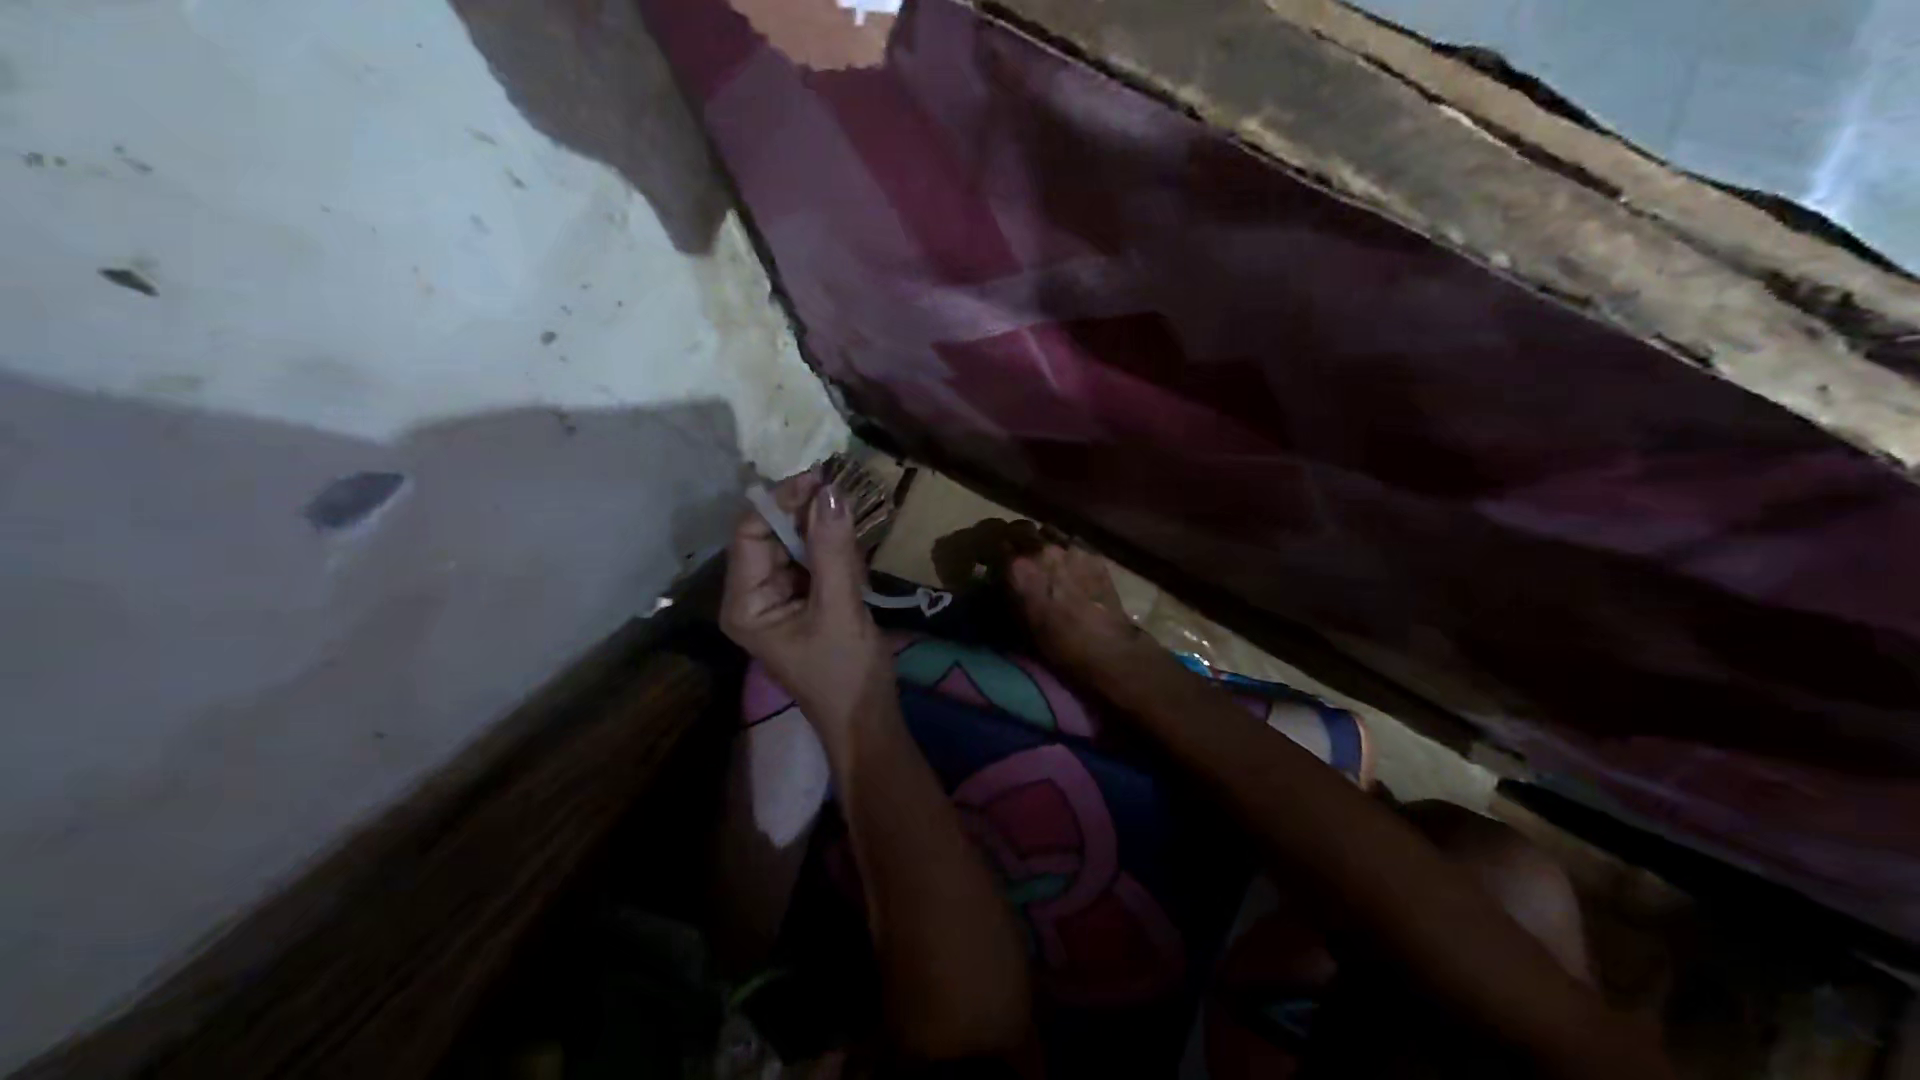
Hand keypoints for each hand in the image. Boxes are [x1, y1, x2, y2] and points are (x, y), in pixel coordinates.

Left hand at [721, 469, 892, 738]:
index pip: (750, 534)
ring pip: (796, 544)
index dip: (782, 502)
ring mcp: (779, 598)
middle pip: (772, 535)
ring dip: (826, 534)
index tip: (822, 479)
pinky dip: (836, 553)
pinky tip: (856, 563)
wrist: (867, 720)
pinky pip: (814, 561)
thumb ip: (833, 549)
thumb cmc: (844, 672)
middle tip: (846, 494)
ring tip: (855, 538)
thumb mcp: (839, 608)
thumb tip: (830, 491)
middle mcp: (753, 595)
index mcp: (744, 603)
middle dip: (807, 516)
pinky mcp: (804, 600)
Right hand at [1007, 541, 1159, 684]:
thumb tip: (998, 579)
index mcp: (1016, 567)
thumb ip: (1005, 591)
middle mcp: (1039, 549)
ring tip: (1043, 552)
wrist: (1102, 646)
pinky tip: (1068, 559)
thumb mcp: (1017, 620)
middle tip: (1016, 552)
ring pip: (1046, 529)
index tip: (992, 559)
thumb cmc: (1054, 642)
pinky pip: (1071, 539)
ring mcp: (1068, 546)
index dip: (993, 552)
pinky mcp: (1091, 551)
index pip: (995, 544)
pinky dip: (1064, 546)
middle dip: (1014, 539)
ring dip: (1040, 538)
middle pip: (1019, 529)